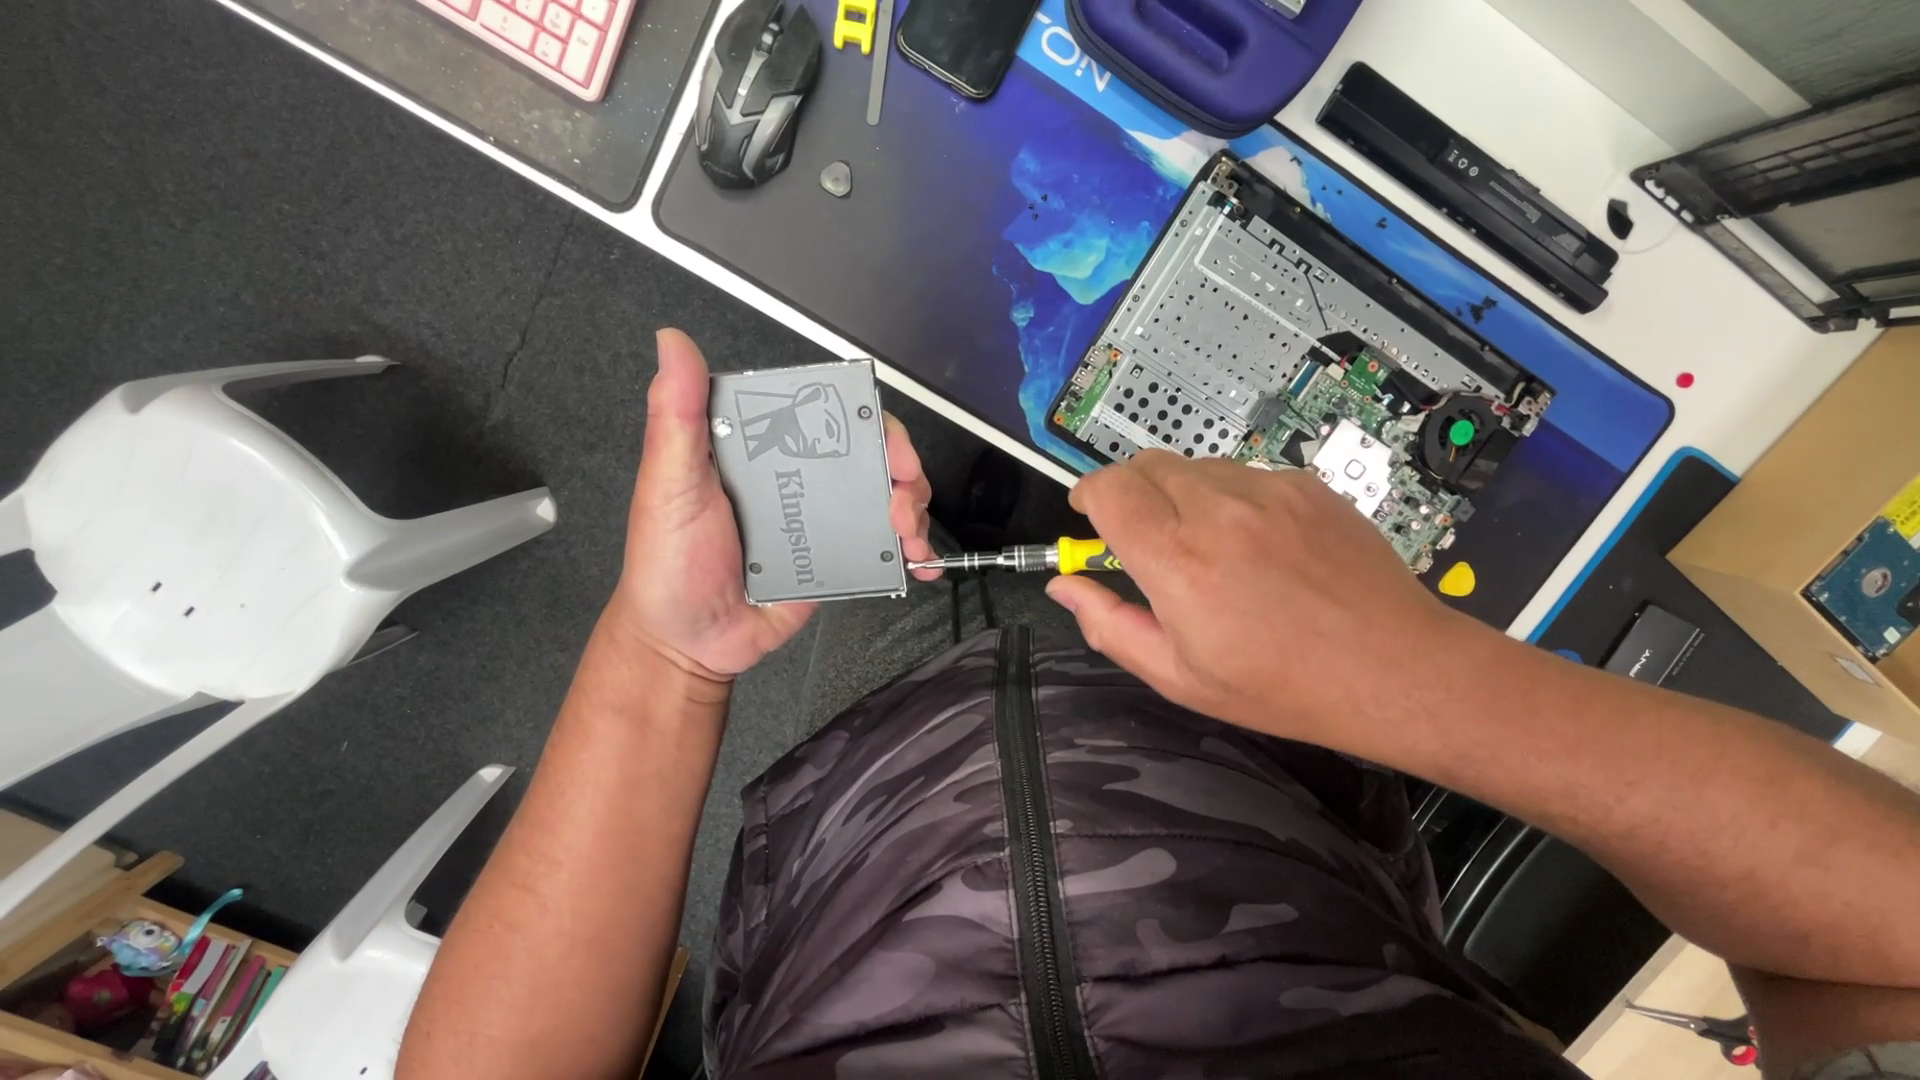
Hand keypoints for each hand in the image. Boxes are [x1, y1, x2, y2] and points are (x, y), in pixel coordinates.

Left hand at [609, 329, 936, 683]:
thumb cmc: (668, 562)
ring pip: (888, 498)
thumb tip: (673, 343)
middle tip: (903, 496)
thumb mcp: (669, 484)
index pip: (827, 414)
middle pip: (872, 455)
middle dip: (904, 469)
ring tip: (910, 537)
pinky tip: (923, 564)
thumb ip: (676, 417)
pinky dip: (914, 553)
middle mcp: (801, 478)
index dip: (867, 418)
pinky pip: (885, 548)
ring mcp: (824, 521)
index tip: (884, 438)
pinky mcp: (838, 561)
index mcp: (766, 450)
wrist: (688, 643)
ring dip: (915, 509)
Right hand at [1045, 451, 1484, 752]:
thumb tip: (1064, 586)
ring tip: (1204, 543)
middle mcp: (1218, 510)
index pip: (1108, 489)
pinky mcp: (1307, 486)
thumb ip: (1109, 626)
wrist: (1394, 668)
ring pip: (1195, 466)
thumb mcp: (1179, 676)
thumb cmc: (1279, 686)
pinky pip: (1245, 475)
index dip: (1087, 496)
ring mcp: (1268, 491)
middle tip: (1139, 533)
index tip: (1088, 515)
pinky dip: (1229, 497)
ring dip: (1178, 492)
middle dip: (1127, 490)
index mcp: (1178, 559)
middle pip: (1145, 464)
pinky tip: (1255, 543)